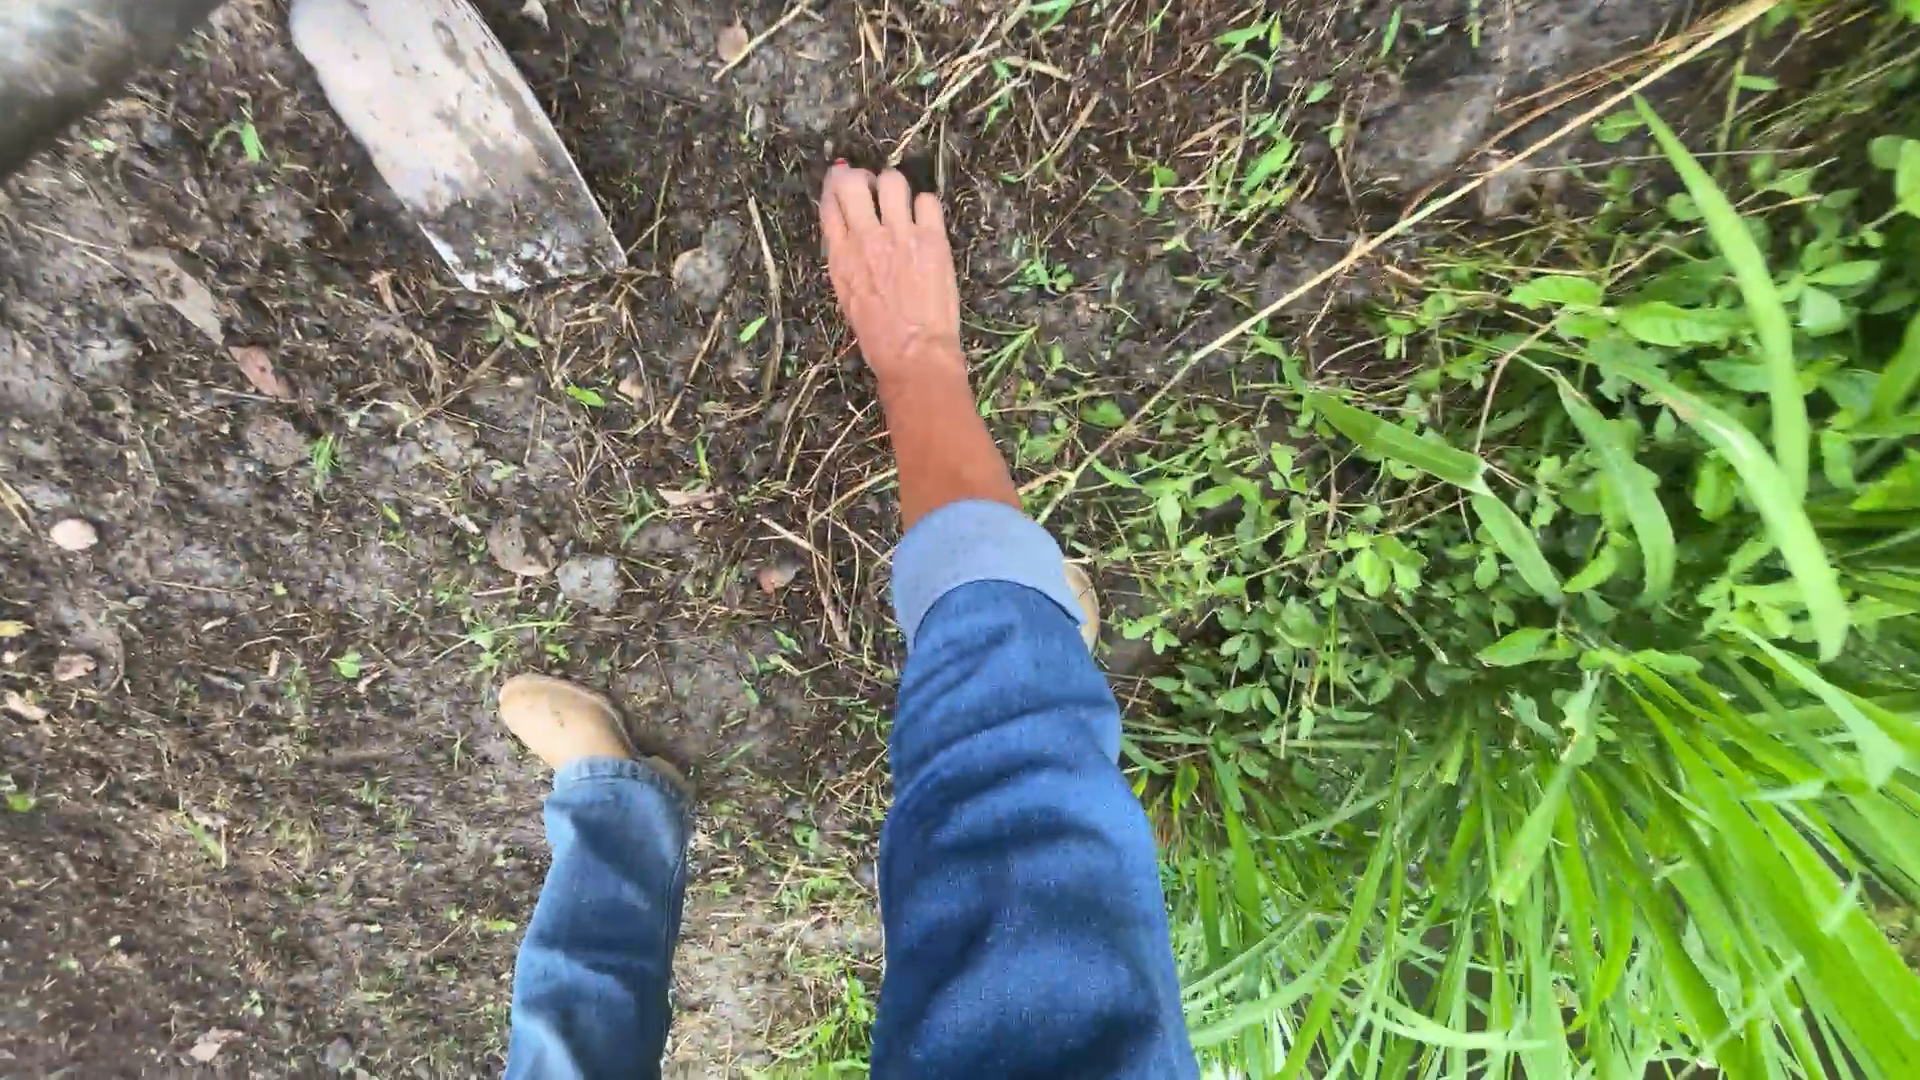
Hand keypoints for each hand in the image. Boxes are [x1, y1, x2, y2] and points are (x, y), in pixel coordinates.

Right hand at [819, 164, 962, 383]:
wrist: (914, 355)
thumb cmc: (880, 339)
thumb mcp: (848, 299)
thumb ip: (847, 261)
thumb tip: (851, 235)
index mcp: (840, 256)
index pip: (830, 202)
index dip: (837, 189)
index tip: (846, 189)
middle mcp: (866, 237)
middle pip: (854, 181)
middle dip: (862, 179)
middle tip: (873, 191)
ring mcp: (900, 234)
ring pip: (892, 181)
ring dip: (895, 189)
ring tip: (902, 206)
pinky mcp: (932, 239)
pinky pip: (928, 201)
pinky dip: (926, 208)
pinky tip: (926, 225)